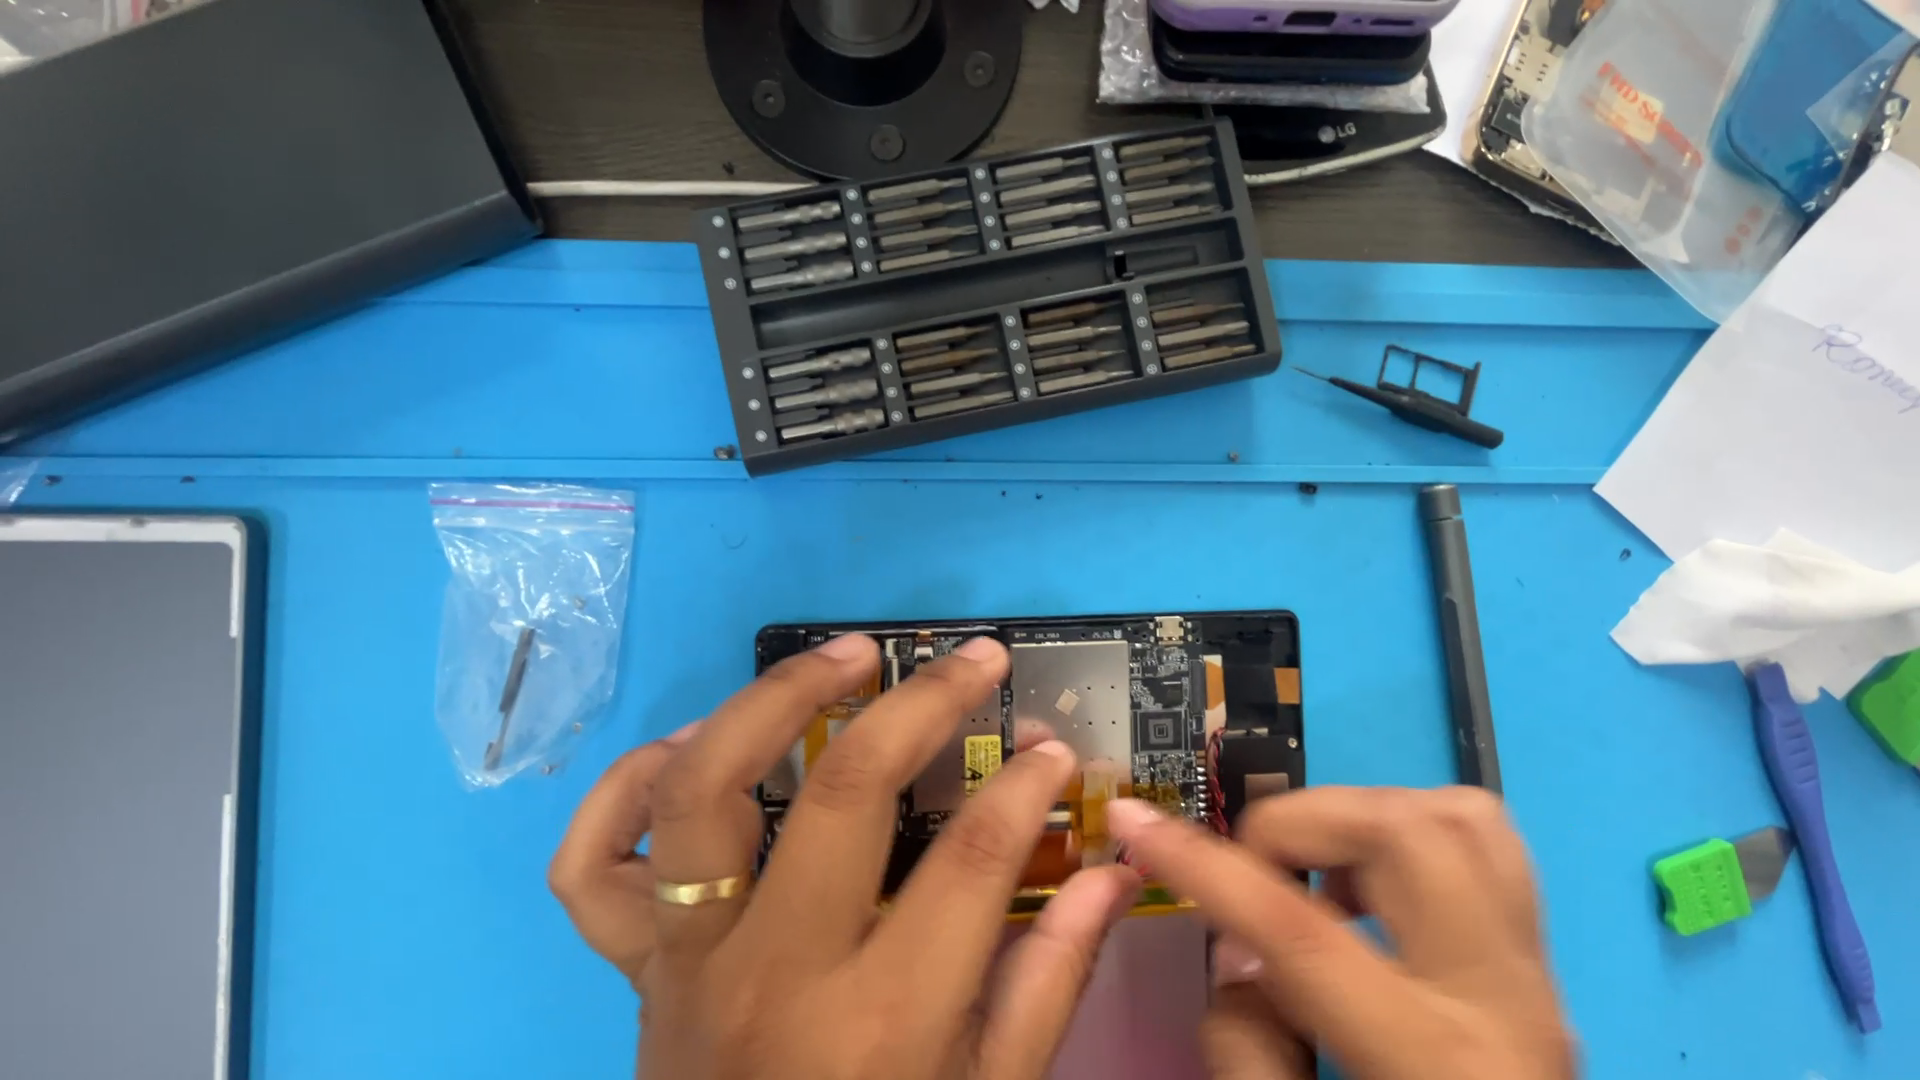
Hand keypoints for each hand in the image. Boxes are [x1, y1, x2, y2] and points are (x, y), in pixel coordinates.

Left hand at [549, 634, 1140, 1079]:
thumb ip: (1049, 981)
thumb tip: (1109, 871)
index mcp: (878, 1024)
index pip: (969, 864)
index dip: (1023, 790)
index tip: (1050, 750)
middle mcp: (771, 973)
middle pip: (841, 795)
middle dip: (922, 705)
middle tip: (974, 660)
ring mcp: (685, 963)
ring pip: (701, 791)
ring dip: (773, 699)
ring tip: (846, 657)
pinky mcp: (632, 967)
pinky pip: (592, 864)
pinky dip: (628, 787)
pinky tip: (693, 746)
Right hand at [1109, 787, 1576, 1079]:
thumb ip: (1244, 1042)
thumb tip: (1236, 946)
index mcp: (1436, 1062)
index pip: (1302, 932)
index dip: (1203, 868)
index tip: (1133, 819)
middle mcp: (1505, 999)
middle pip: (1401, 835)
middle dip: (1296, 824)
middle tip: (1248, 870)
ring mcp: (1533, 968)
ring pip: (1454, 815)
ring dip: (1355, 820)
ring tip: (1312, 876)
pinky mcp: (1535, 953)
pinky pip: (1481, 838)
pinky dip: (1405, 830)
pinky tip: (1364, 886)